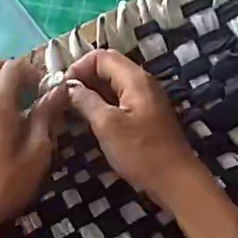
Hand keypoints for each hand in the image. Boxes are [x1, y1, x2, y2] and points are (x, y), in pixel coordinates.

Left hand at [0, 58, 67, 237]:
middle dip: (11, 70)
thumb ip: (47, 116)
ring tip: (14, 101)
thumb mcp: (37, 151)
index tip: (49, 90)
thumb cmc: (6, 183)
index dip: (34, 71)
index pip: (14, 66)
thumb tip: (58, 90)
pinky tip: (2, 121)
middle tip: (30, 90)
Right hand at [64, 49, 211, 207]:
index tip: (62, 89)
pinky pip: (119, 101)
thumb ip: (86, 101)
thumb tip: (69, 87)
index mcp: (135, 79)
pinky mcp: (145, 116)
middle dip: (82, 80)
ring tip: (71, 111)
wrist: (175, 181)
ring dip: (91, 94)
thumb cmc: (141, 152)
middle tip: (63, 100)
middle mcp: (142, 83)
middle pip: (107, 68)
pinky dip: (102, 106)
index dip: (78, 67)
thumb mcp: (107, 125)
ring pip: (112, 86)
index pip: (100, 56)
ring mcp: (145, 100)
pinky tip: (89, 122)